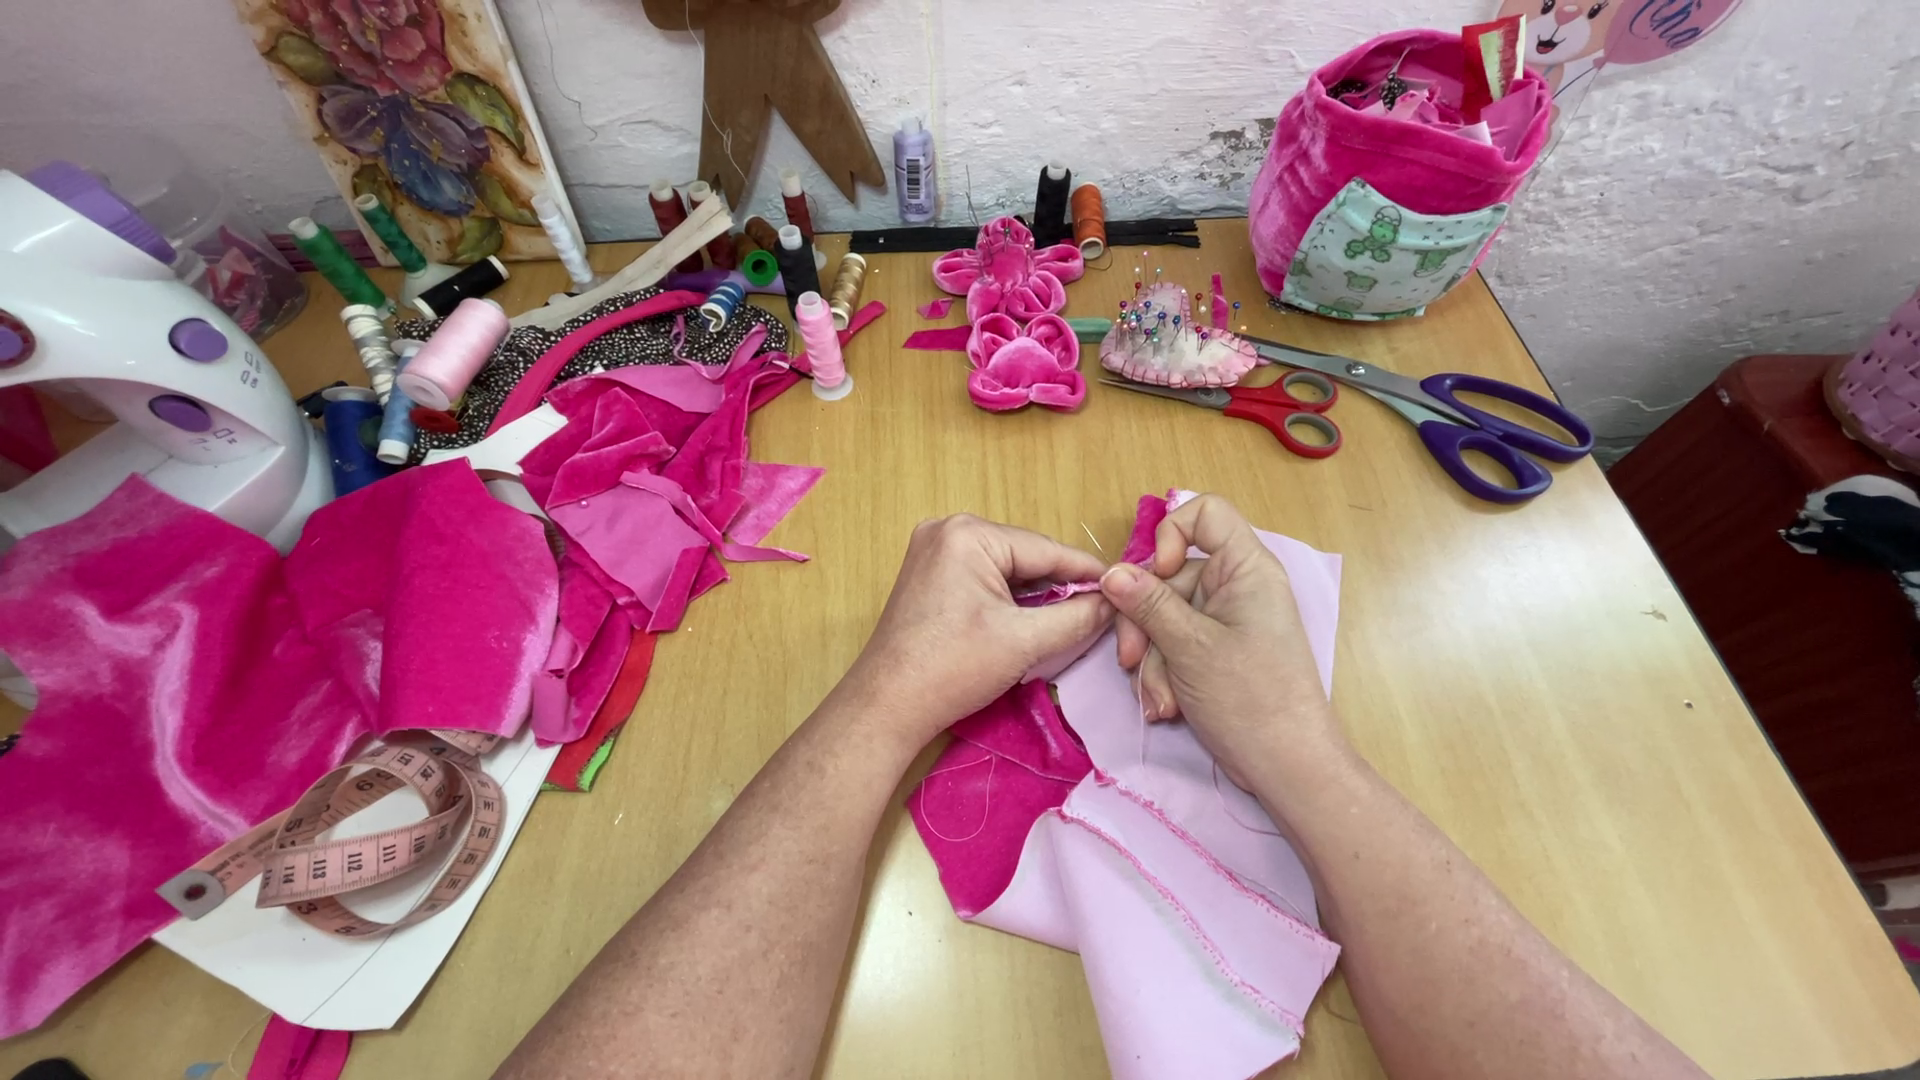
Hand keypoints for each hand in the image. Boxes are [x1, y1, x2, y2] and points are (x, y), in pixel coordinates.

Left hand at [836, 515, 1111, 750]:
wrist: (886, 706)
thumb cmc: (953, 669)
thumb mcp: (1025, 642)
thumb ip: (1077, 617)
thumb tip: (1114, 604)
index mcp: (968, 533)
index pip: (1046, 549)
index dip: (1089, 573)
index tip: (1125, 590)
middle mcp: (947, 528)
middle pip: (1025, 555)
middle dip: (1061, 584)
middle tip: (1102, 610)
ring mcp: (933, 550)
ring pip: (1006, 568)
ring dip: (1036, 593)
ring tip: (1073, 617)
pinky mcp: (928, 573)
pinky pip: (984, 576)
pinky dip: (1009, 597)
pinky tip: (1032, 618)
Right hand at [1098, 494, 1348, 792]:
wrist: (1286, 769)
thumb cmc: (1249, 698)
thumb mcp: (1190, 647)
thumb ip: (1148, 604)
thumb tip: (1110, 572)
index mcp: (1245, 569)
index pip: (1205, 514)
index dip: (1171, 535)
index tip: (1156, 575)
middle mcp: (1234, 587)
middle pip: (1168, 576)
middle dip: (1143, 621)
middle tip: (1130, 660)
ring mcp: (1223, 621)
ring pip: (1161, 616)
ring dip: (1150, 658)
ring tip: (1158, 698)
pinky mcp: (1212, 651)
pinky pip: (1171, 644)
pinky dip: (1162, 672)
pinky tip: (1164, 704)